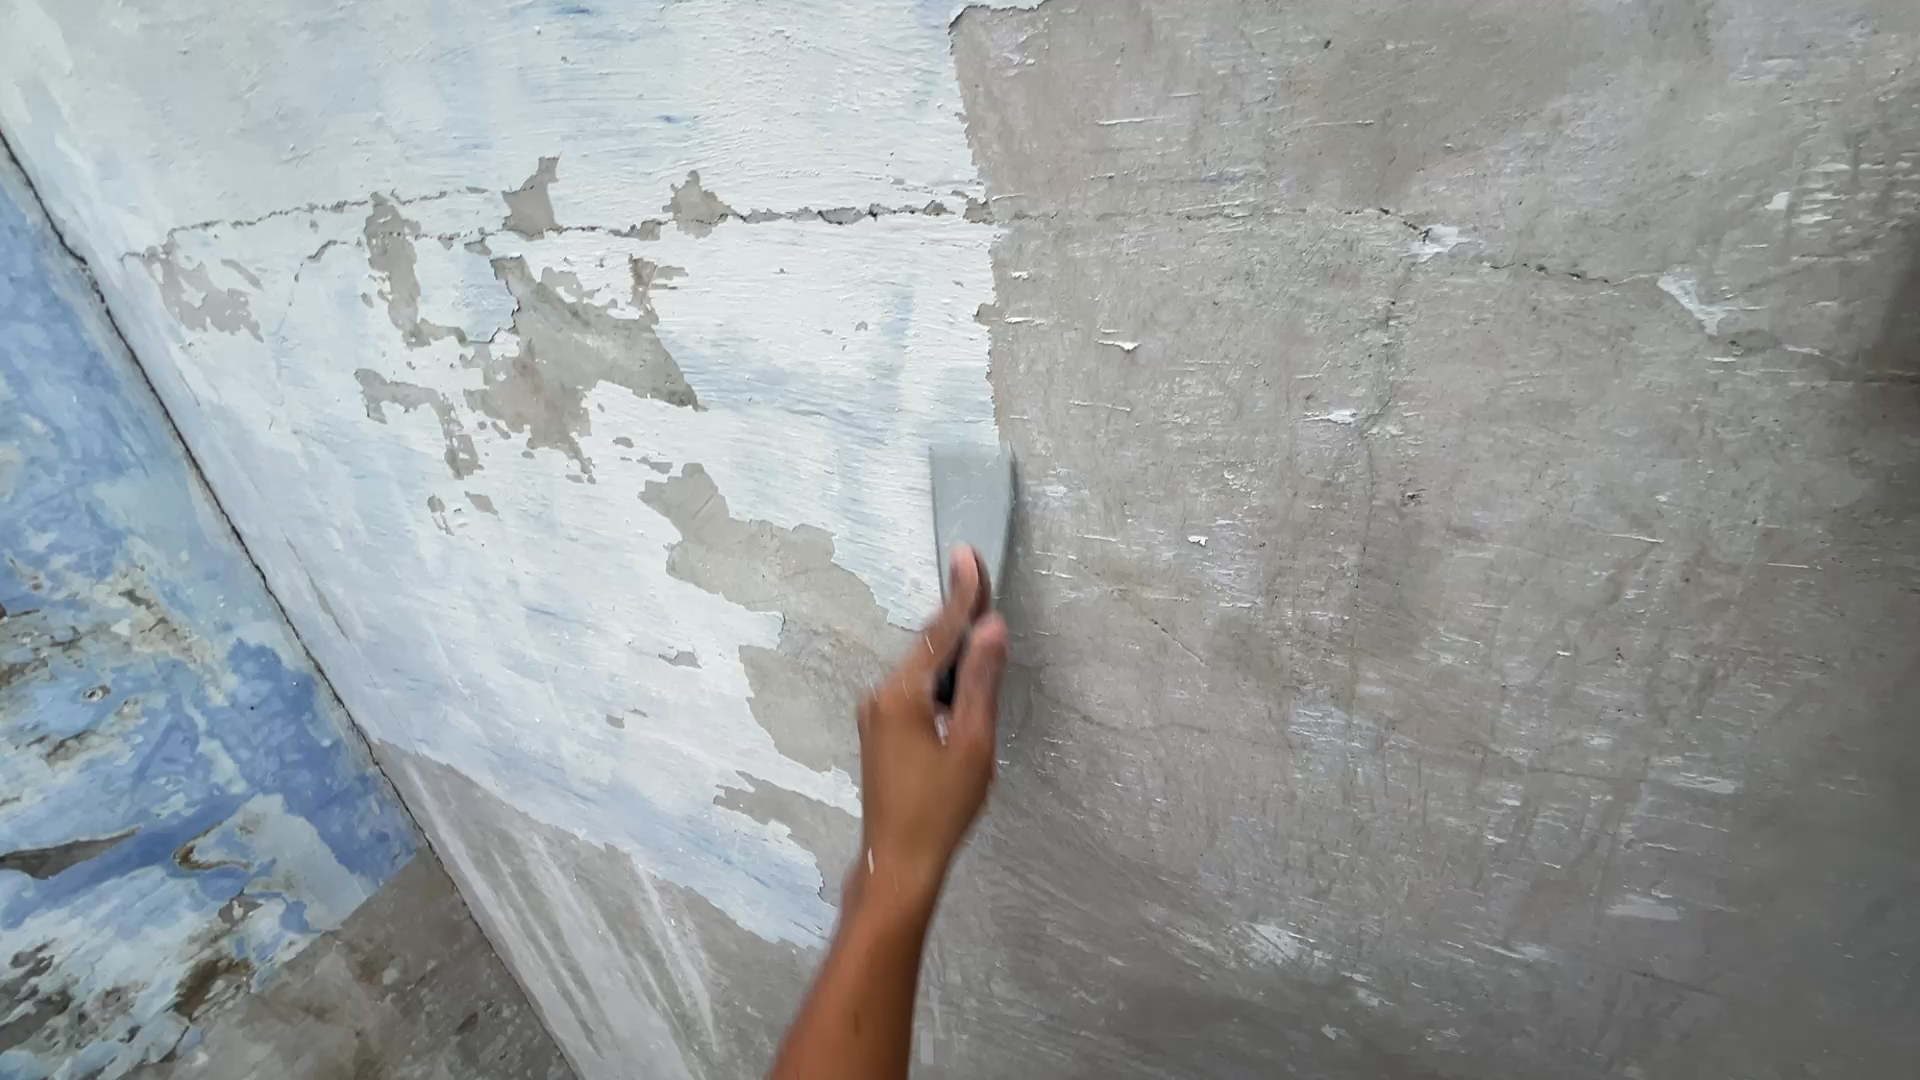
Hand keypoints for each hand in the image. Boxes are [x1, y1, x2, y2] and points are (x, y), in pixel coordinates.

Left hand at [851, 544, 1008, 908]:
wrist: (897, 864)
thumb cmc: (941, 808)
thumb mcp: (973, 744)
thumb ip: (981, 682)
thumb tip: (991, 627)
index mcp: (902, 694)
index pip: (939, 632)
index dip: (962, 593)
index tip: (968, 554)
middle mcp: (881, 694)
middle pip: (927, 646)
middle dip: (958, 617)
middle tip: (984, 582)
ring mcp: (875, 714)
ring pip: (920, 668)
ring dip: (950, 649)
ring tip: (981, 626)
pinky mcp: (879, 731)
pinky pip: (913, 689)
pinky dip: (939, 677)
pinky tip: (961, 679)